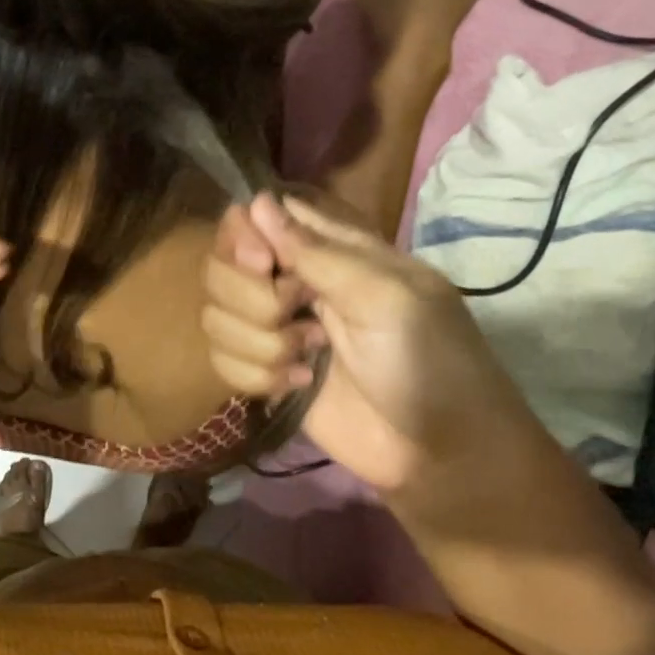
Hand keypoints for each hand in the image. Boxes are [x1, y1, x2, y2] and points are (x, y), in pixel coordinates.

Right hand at [204, 193, 532, 492]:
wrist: (437, 452)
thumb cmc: (429, 363)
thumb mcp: (385, 297)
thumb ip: (318, 252)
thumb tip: (255, 202)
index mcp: (331, 252)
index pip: (257, 219)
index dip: (244, 238)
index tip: (261, 264)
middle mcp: (294, 285)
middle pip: (223, 269)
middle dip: (251, 300)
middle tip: (294, 317)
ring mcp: (276, 333)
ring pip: (216, 317)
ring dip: (258, 344)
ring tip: (307, 359)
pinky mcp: (264, 376)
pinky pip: (222, 362)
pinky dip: (254, 376)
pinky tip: (296, 386)